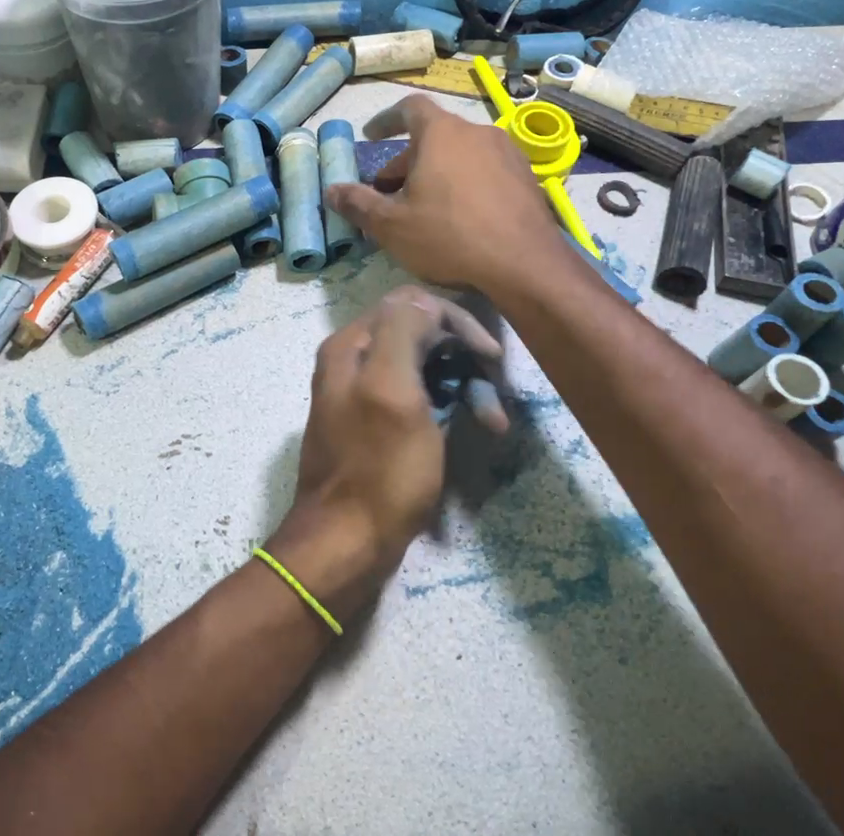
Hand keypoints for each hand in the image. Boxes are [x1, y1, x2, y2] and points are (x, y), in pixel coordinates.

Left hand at [266, 287, 507, 620]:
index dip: (458, 324)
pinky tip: (474, 431)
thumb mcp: (393, 392)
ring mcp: (366, 394)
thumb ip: (404, 332)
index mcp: (352, 345)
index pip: (413, 304)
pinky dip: (449, 410)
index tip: (493, 357)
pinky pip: (422, 400)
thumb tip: (426, 301)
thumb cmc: (378, 469)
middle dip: (466, 359)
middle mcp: (354, 361)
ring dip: (465, 388)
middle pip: (423, 335)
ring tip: (492, 423)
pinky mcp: (379, 426)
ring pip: (428, 369)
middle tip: (497, 395)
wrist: (346, 542)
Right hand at [325, 94, 567, 291]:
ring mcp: (507, 154)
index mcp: (442, 133)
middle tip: (389, 193)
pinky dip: (464, 184)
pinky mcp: (526, 178)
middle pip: (434, 137)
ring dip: (436, 174)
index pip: (409, 108)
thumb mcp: (392, 225)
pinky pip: (485, 172)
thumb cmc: (450, 237)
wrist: (525, 264)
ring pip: (460, 155)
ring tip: (423, 208)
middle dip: (407, 162)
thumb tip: (331, 190)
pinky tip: (459, 218)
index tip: (371, 136)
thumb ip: (358, 204)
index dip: (385, 120)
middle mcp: (477, 133)